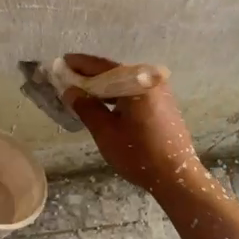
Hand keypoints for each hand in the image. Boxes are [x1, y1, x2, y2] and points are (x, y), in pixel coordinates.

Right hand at [62, 53, 204, 193]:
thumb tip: (70, 91)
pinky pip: (134, 91)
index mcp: (137, 83)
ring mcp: (159, 91)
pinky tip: (103, 101)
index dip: (80, 64)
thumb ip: (86, 107)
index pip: (103, 67)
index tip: (62, 62)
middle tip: (68, 75)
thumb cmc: (138, 154)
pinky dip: (117, 94)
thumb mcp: (106, 132)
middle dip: (90, 74)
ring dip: (103, 85)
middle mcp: (151, 80)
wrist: (176, 176)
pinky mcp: (162, 103)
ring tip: (81, 89)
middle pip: (115, 72)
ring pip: (124, 82)